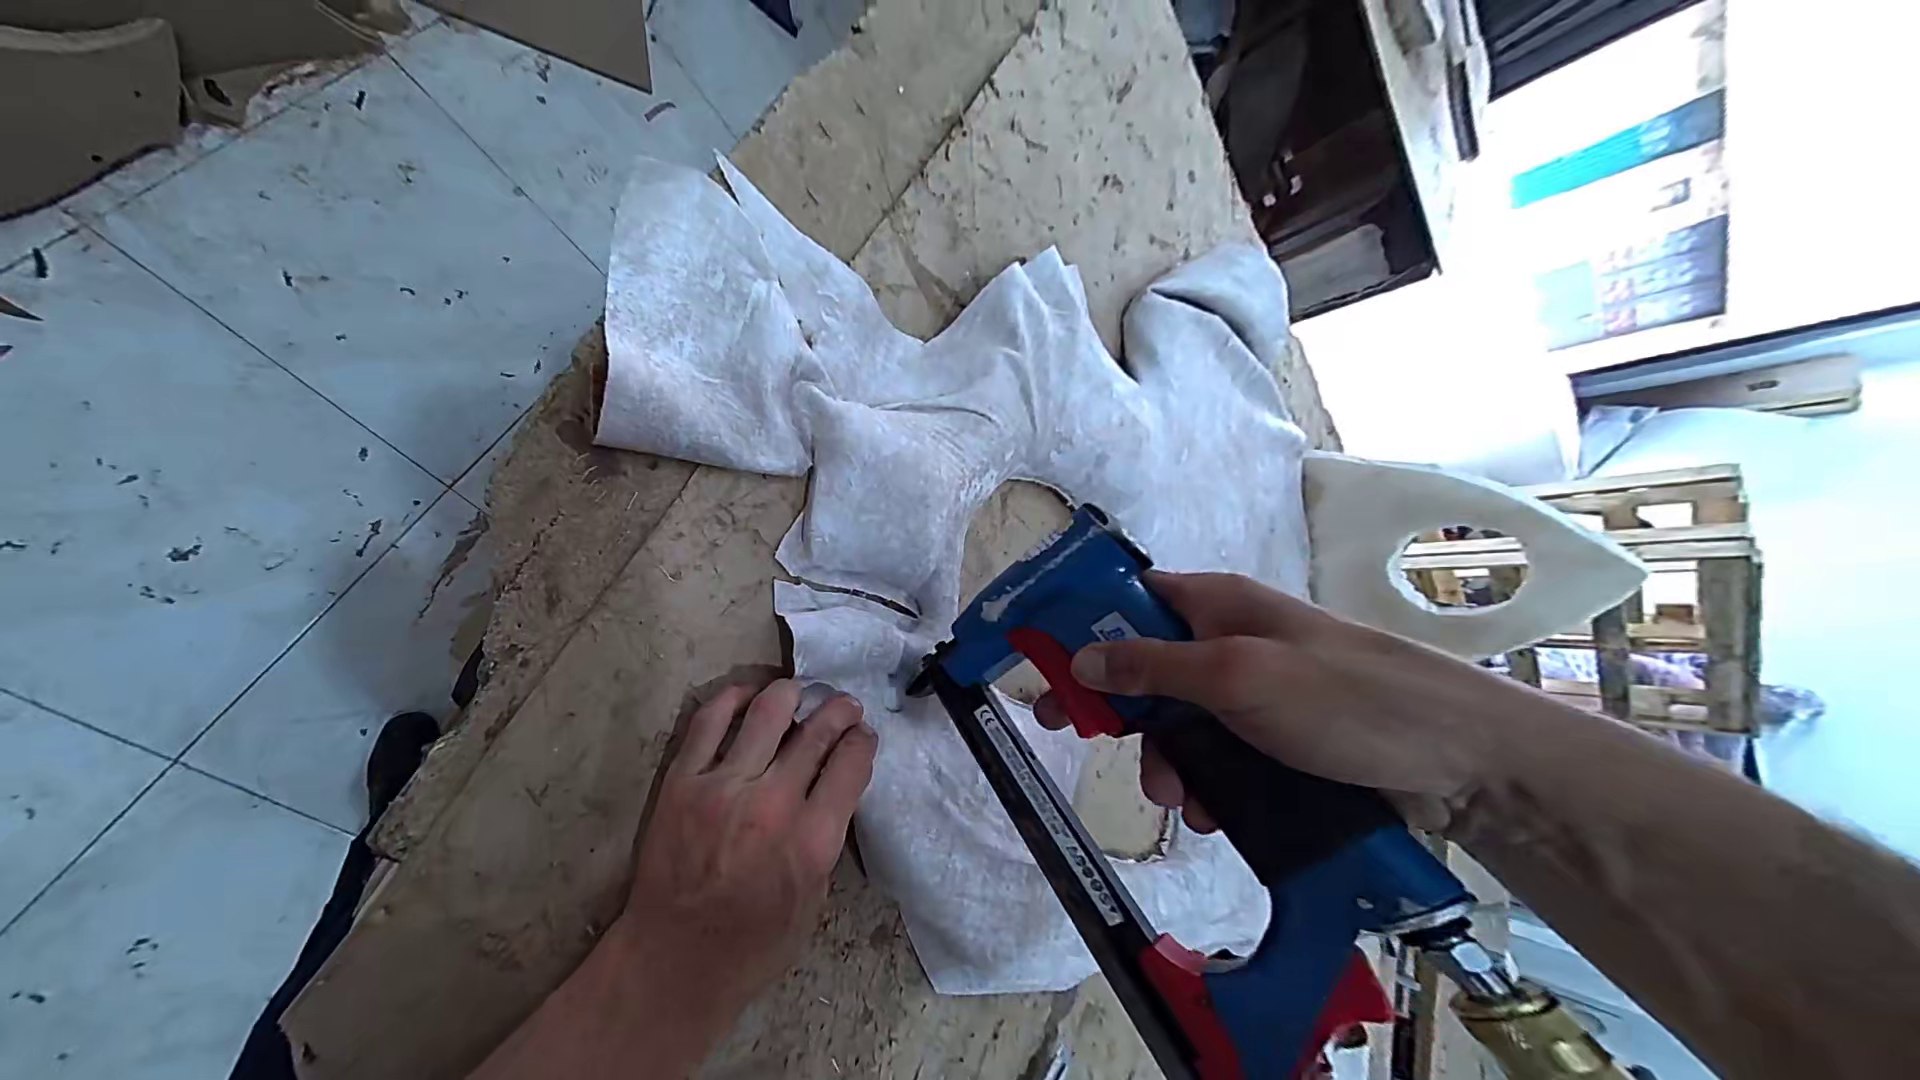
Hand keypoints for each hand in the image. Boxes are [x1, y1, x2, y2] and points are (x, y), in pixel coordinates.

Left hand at [612, 679, 876, 1034]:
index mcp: (812, 841)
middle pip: (818, 730)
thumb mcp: (816, 897)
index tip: (863, 735)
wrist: (671, 964)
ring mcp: (722, 788)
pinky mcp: (681, 782)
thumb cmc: (755, 942)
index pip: (851, 761)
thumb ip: (830, 834)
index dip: (863, 740)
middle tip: (844, 706)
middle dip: (841, 709)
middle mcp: (772, 805)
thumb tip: (838, 779)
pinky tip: (750, 696)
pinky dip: (735, 697)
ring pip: (769, 710)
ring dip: (793, 692)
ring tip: (799, 693)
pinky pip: (710, 720)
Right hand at [1034, 571, 1538, 833]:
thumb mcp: (1236, 676)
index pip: (1127, 598)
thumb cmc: (1341, 695)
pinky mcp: (1267, 732)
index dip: (1083, 625)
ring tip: (1179, 800)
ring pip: (1173, 717)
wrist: (1459, 757)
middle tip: (1076, 736)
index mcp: (1211, 602)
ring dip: (1164, 758)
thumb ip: (1152, 666)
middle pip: (1141, 663)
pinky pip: (1211, 751)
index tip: (1046, 662)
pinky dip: (1202, 780)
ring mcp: (1245, 687)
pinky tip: (1213, 812)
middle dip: (1116, 706)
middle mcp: (1222, 637)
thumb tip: (1079, 657)